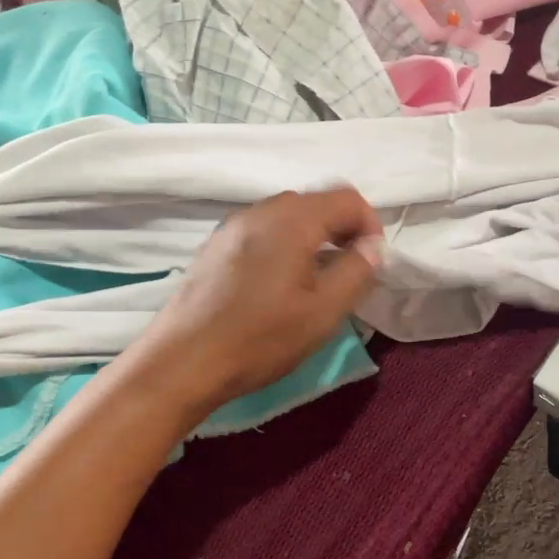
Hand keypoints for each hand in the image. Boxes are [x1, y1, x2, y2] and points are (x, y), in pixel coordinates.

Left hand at [128, 189, 382, 415]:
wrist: (186, 361)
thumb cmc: (262, 337)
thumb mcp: (324, 311)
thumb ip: (357, 272)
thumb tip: (372, 247)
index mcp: (291, 221)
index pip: (346, 198)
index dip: (370, 225)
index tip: (373, 263)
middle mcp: (260, 211)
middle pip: (315, 202)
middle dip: (342, 230)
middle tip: (350, 273)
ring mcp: (233, 227)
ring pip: (288, 217)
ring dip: (314, 240)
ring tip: (318, 283)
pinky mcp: (216, 247)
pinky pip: (264, 233)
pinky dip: (286, 247)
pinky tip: (282, 287)